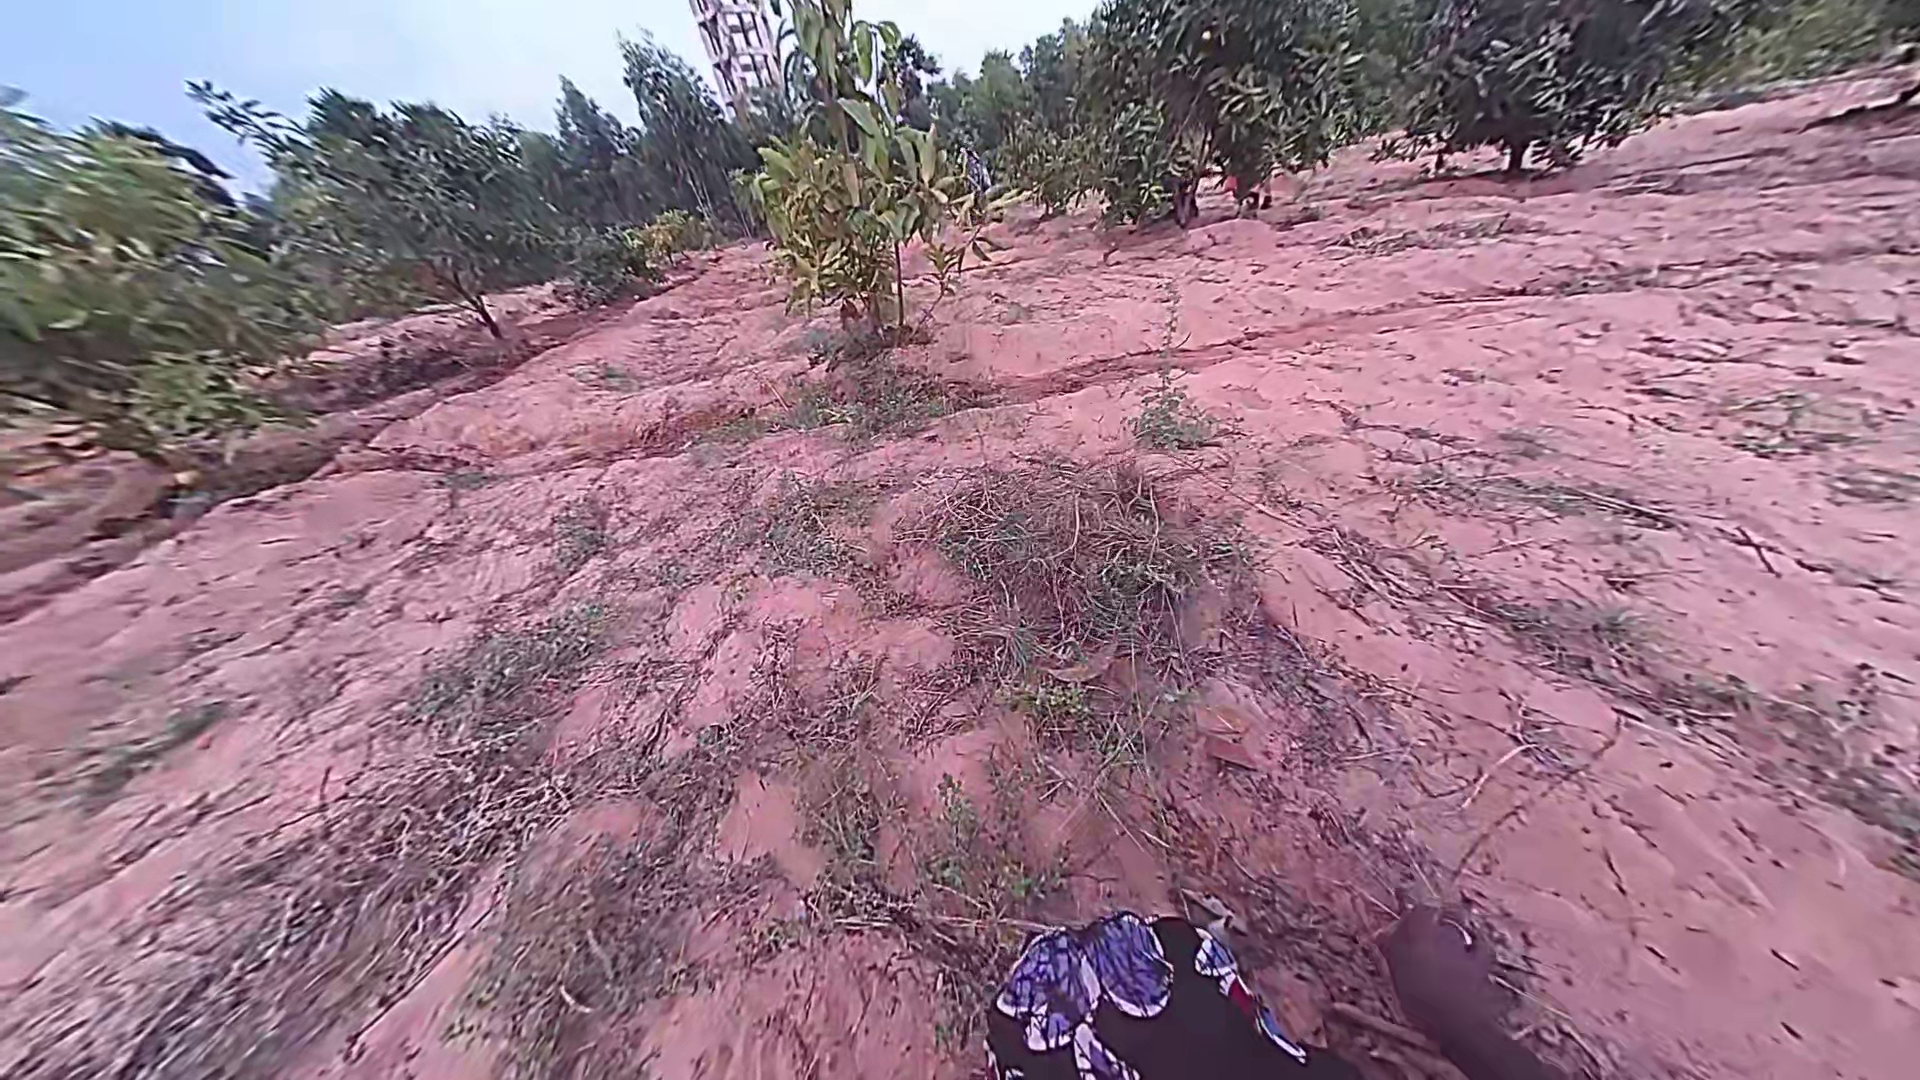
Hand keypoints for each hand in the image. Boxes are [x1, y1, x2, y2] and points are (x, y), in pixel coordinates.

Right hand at [1381, 906, 1503, 1043]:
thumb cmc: (1417, 992)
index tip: (1402, 904)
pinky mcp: (1484, 967)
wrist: (1457, 1023)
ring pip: (1460, 931)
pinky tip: (1471, 950)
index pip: (1416, 906)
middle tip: (1422, 929)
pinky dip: (1476, 946)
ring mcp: (1466, 949)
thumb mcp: (1394, 968)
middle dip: (1432, 921)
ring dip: (1452, 932)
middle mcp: (1444, 932)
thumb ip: (1390, 947)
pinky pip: (1481, 948)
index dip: (1409, 905)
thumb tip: (1381, 934)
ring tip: (1446, 939)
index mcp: (1418, 928)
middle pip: (1439, 917)